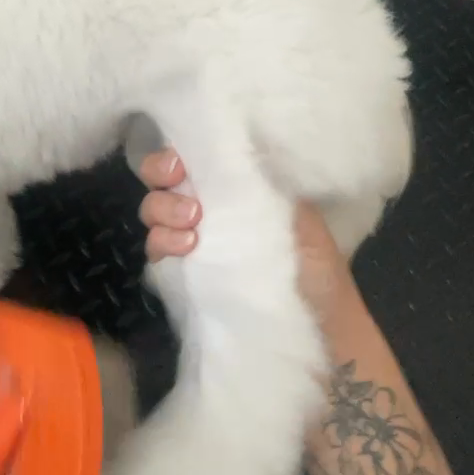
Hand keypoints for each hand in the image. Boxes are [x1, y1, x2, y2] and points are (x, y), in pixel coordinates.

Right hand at [137, 148, 358, 317]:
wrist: (320, 326)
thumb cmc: (316, 262)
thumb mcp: (297, 210)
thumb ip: (259, 179)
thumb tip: (229, 148)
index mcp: (230, 184)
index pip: (189, 155)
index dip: (175, 152)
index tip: (182, 164)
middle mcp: (204, 205)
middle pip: (160, 178)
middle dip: (161, 177)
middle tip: (191, 202)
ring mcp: (188, 238)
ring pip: (153, 211)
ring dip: (163, 213)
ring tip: (192, 233)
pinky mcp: (180, 271)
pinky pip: (155, 249)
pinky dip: (162, 243)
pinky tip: (186, 251)